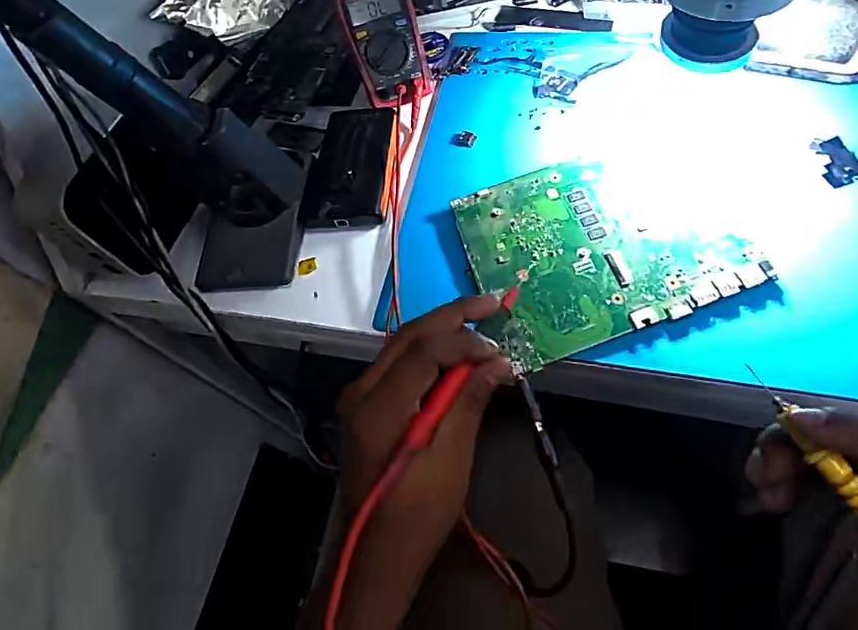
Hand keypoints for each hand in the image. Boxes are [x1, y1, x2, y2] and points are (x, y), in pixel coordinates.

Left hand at [326, 293, 514, 629]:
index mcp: (378, 407)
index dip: (463, 342)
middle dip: (452, 315)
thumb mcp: (450, 463)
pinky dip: (429, 350)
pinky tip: (454, 349)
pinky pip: (398, 362)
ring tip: (478, 319)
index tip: (498, 348)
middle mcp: (361, 390)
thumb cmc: (415, 518)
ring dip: (441, 329)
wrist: (374, 555)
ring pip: (402, 343)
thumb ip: (468, 403)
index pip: (422, 351)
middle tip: (491, 302)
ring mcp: (359, 394)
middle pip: (408, 335)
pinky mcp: (365, 402)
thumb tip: (497, 362)